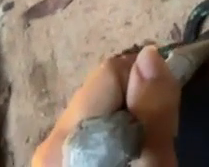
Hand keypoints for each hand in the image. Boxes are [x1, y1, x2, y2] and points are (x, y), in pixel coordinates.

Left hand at [31, 44, 179, 166]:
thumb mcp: (154, 157)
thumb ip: (152, 107)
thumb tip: (149, 52)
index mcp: (66, 134)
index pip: (113, 70)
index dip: (146, 84)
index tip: (162, 114)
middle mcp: (47, 141)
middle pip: (103, 91)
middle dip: (135, 105)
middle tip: (154, 139)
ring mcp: (46, 158)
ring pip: (98, 114)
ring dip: (125, 124)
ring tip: (140, 154)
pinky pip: (88, 136)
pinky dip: (110, 142)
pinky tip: (123, 161)